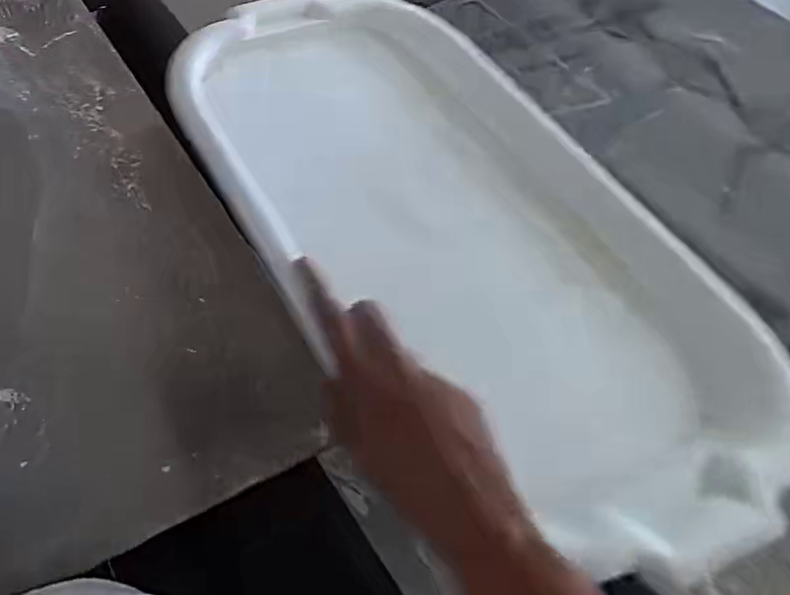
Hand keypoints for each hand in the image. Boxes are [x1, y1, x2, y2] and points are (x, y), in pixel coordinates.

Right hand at [298, 261, 593, 594]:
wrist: (482, 523)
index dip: (317, 289)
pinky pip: (432, 383)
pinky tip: (431, 437)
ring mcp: (436, 378)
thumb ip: (339, 407)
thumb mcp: (357, 450)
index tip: (306, 265)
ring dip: (393, 371)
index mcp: (366, 379)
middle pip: (372, 314)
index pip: (334, 320)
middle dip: (358, 321)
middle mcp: (400, 367)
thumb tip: (333, 382)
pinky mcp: (464, 395)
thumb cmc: (407, 487)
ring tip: (401, 420)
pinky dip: (424, 399)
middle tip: (355, 351)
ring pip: (402, 354)